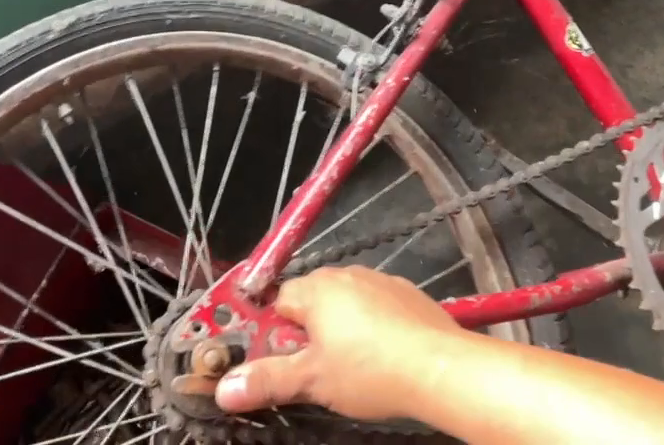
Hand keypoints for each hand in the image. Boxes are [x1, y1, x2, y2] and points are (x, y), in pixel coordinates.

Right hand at [213, 266, 466, 422]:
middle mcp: (344, 274)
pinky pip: (374, 305)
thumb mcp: (313, 381)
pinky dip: (370, 325)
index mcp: (316, 288)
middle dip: (306, 332)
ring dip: (338, 327)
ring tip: (349, 366)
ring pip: (343, 303)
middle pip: (310, 300)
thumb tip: (224, 389)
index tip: (277, 360)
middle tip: (313, 369)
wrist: (439, 366)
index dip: (273, 332)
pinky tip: (380, 354)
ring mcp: (377, 280)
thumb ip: (268, 381)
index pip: (278, 300)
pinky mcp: (404, 293)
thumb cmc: (369, 370)